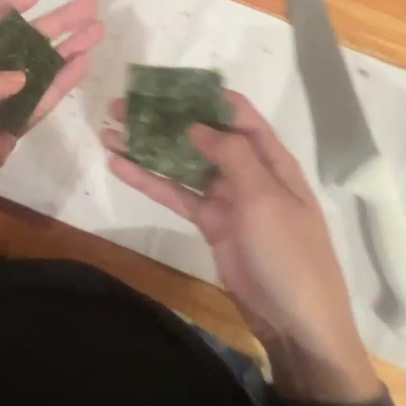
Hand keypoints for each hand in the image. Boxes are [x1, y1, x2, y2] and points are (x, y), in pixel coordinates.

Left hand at [0, 0, 102, 267]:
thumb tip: (19, 74)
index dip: (3, 8)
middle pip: (14, 48)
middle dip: (49, 27)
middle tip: (87, 10)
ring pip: (31, 77)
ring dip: (61, 56)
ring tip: (95, 36)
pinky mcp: (4, 139)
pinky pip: (34, 109)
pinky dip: (56, 90)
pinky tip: (79, 72)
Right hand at [104, 91, 380, 403]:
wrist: (297, 322)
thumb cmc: (290, 255)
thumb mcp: (265, 200)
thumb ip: (233, 157)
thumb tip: (197, 123)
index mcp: (272, 161)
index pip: (239, 116)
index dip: (206, 96)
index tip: (167, 83)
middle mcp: (248, 173)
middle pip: (202, 136)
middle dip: (165, 120)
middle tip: (121, 105)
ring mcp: (227, 199)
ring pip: (182, 165)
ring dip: (148, 149)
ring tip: (108, 131)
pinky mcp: (210, 224)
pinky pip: (177, 196)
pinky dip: (150, 182)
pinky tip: (120, 166)